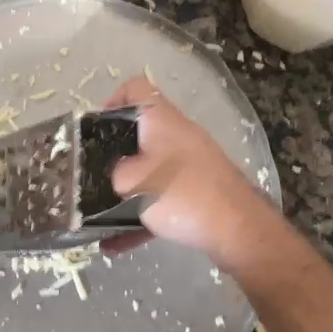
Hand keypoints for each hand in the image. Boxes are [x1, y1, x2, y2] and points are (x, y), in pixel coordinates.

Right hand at [106, 78, 285, 269]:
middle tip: (94, 174)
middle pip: (139, 134)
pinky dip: (141, 216)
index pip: (135, 88)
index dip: (111, 101)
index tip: (96, 128)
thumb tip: (115, 176)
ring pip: (149, 171)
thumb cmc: (181, 194)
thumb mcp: (132, 183)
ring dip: (126, 193)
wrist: (238, 228)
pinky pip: (162, 198)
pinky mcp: (200, 189)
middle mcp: (178, 134)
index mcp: (161, 119)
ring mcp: (192, 162)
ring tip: (100, 217)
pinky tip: (117, 243)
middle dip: (113, 156)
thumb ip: (114, 174)